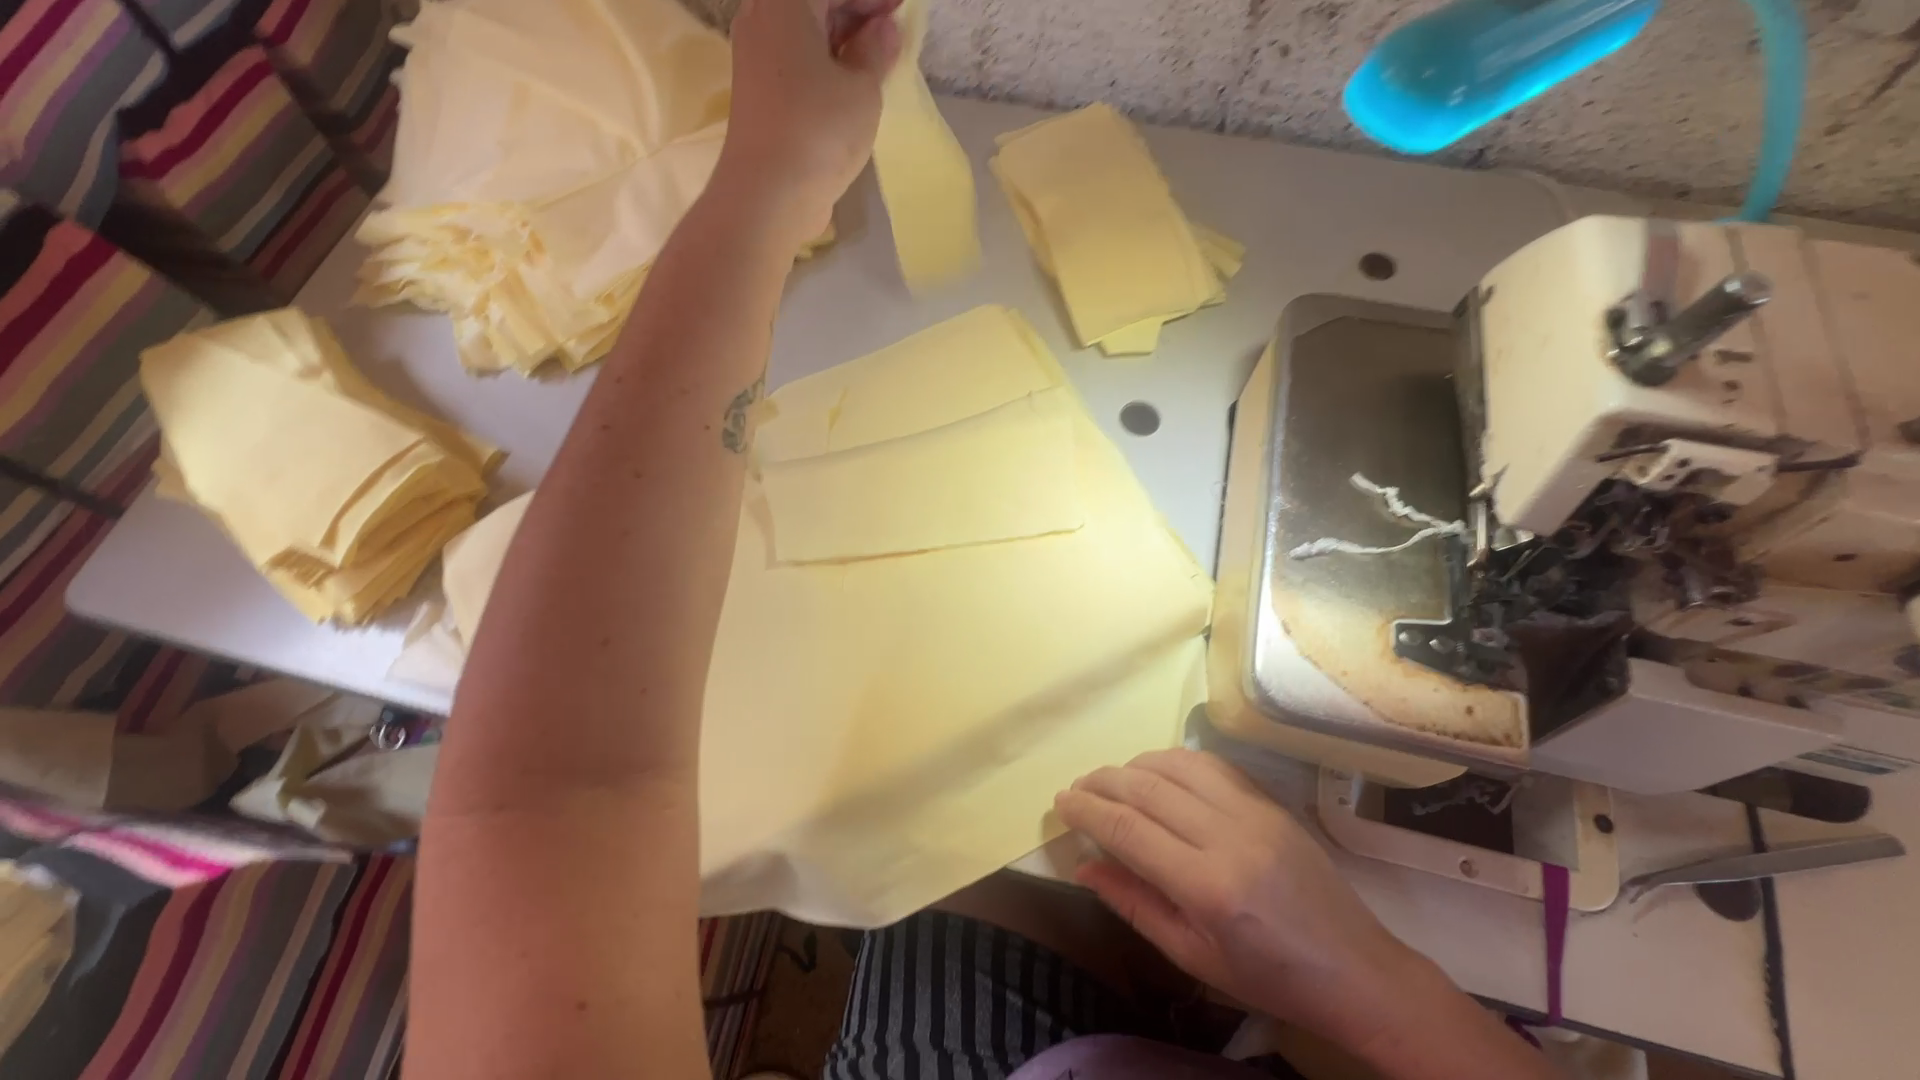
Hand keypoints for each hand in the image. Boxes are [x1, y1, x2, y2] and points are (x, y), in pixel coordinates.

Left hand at [717, 0, 903, 247]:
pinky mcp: (759, 92)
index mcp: (785, 3)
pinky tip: (852, 79)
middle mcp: (762, 20)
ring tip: (879, 56)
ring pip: (805, 30)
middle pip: (814, 3)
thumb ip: (875, 50)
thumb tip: (883, 29)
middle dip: (855, 11)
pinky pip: (797, 59)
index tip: (900, 7)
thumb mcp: (862, 88)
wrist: (768, 195)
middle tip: (893, 30)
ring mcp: (756, 58)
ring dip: (842, 36)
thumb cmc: (819, 130)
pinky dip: (825, 60)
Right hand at [1054, 749, 1420, 1043]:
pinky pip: (1212, 765)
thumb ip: (1134, 905)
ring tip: (1111, 780)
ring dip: (1135, 765)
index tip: (1060, 802)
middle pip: (1148, 788)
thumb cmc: (1269, 978)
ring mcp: (1255, 812)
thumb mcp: (1193, 957)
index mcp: (1208, 886)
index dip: (1087, 811)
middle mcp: (1230, 836)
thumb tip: (1084, 864)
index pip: (1129, 830)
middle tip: (1076, 788)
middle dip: (1102, 782)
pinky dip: (1175, 761)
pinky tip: (1158, 773)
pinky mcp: (1271, 802)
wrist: (1354, 970)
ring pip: (1178, 765)